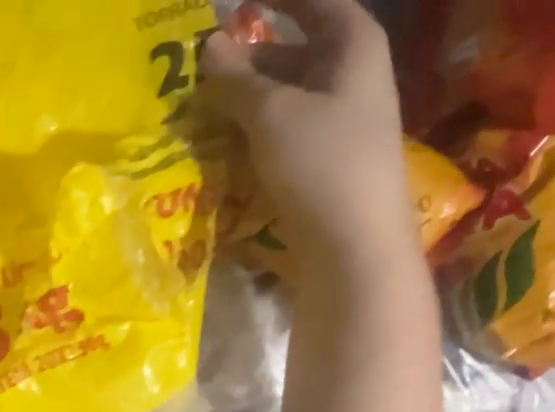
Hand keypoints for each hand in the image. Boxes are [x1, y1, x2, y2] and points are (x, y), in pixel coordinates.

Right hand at [199, 0, 412, 261]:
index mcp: (354, 47)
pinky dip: (254, 131)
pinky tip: (222, 142)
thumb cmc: (321, 163)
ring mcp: (340, 123)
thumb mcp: (271, 114)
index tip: (237, 1)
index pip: (317, 2)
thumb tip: (208, 46)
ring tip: (201, 106)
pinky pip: (284, 132)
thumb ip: (236, 79)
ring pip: (286, 97)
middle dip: (250, 57)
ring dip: (246, 99)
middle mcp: (352, 78)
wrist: (353, 244)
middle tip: (201, 66)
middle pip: (296, 52)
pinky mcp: (324, 163)